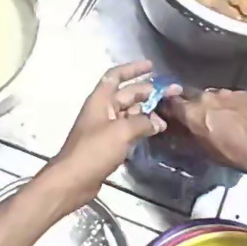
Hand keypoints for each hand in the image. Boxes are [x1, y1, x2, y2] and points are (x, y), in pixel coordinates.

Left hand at [35, 60, 176, 210]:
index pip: (116, 76)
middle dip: (148, 92)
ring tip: (167, 113)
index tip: (151, 66)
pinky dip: (142, 127)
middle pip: (127, 94)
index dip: (133, 69)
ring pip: (130, 113)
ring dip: (147, 111)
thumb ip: (143, 123)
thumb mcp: (121, 131)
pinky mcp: (109, 144)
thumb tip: (159, 122)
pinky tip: (156, 130)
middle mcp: (103, 110)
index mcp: (100, 100)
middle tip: (172, 92)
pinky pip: (128, 129)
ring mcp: (105, 128)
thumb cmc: (94, 150)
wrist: (74, 179)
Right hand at [162, 88, 246, 185]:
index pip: (170, 102)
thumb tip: (176, 129)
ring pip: (208, 94)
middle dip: (185, 103)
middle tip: (188, 115)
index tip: (165, 113)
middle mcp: (206, 97)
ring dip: (206, 103)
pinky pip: (226, 96)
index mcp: (193, 112)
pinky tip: (231, 115)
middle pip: (188, 94)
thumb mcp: (203, 149)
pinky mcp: (241, 93)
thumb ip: (186, 135)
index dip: (166, 107)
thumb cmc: (232, 154)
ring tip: (213, 116)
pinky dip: (223, 103)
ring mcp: (225, 93)